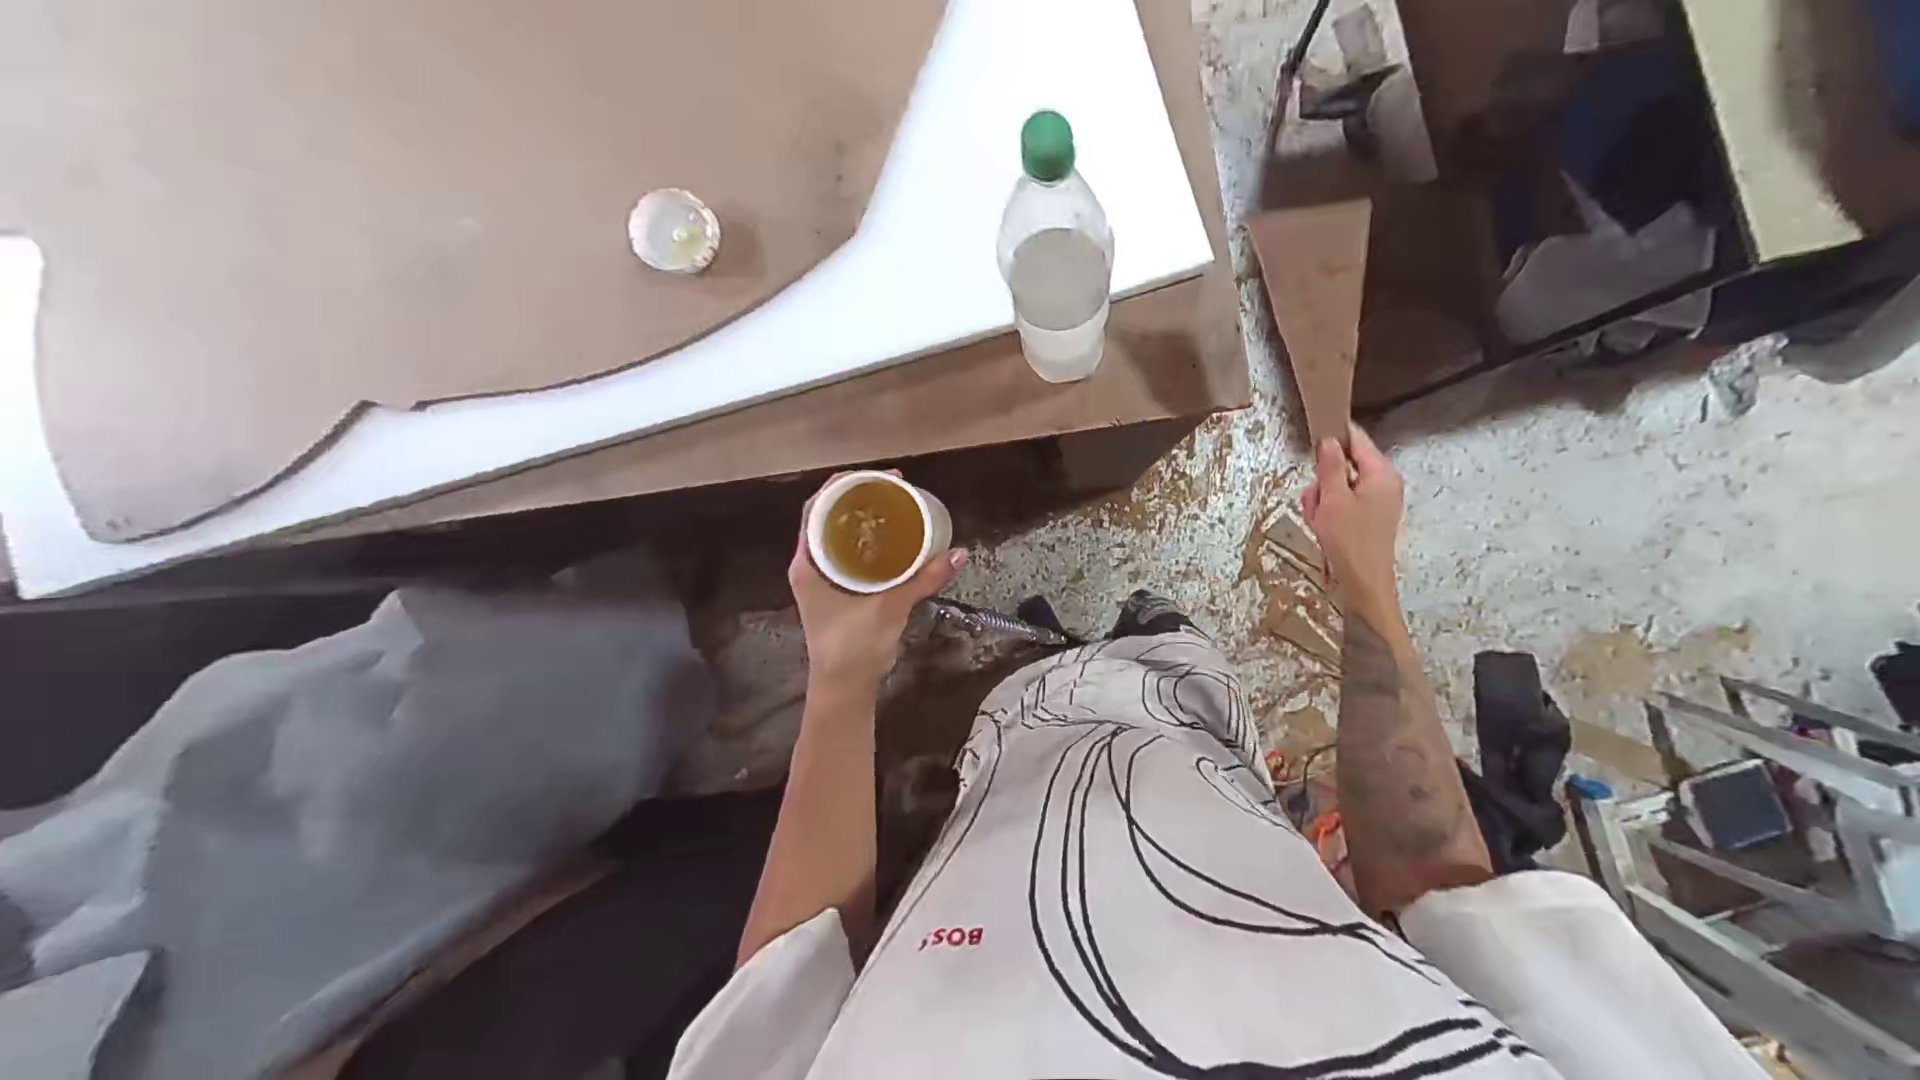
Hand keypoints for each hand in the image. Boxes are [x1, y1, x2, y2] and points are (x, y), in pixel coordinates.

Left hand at [789, 473, 967, 688]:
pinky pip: (845, 552)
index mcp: (808, 564)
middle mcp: (809, 565)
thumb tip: (958, 553)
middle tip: (892, 488)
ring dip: (861, 517)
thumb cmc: (854, 648)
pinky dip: (865, 539)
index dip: (843, 485)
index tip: (876, 477)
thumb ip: (923, 579)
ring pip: (835, 533)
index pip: (816, 508)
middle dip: (857, 497)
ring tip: (893, 504)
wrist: (843, 687)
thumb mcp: (889, 608)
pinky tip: (890, 536)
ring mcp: (819, 578)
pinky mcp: (833, 590)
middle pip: (826, 516)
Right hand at [1299, 423, 1403, 624]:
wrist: (1362, 581)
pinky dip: (1327, 510)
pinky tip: (1320, 525)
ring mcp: (1376, 501)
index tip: (1314, 433)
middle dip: (1322, 479)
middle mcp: (1383, 483)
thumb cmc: (1349, 538)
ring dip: (1321, 497)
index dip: (1336, 435)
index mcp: (1381, 473)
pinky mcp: (1367, 517)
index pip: (1358, 441)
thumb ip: (1330, 466)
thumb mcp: (1333, 498)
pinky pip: (1342, 502)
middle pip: (1345, 464)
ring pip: (1339, 485)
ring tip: (1316, 517)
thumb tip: (1329, 440)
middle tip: (1313, 497)